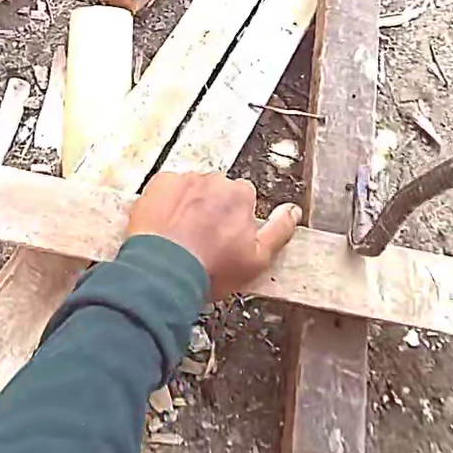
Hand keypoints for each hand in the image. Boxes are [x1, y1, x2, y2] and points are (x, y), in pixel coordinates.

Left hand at [126, 173, 301, 297]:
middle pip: (217, 192)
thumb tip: (293, 212)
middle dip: (212, 210)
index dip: (235, 220)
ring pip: (191, 190)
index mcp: (240, 194)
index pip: (244, 199)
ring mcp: (184, 181)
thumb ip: (280, 230)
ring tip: (181, 237)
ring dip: (188, 206)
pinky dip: (166, 204)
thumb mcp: (258, 259)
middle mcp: (214, 180)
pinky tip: (165, 227)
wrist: (163, 272)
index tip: (226, 238)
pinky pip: (166, 190)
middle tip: (203, 239)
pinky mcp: (159, 184)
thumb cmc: (210, 268)